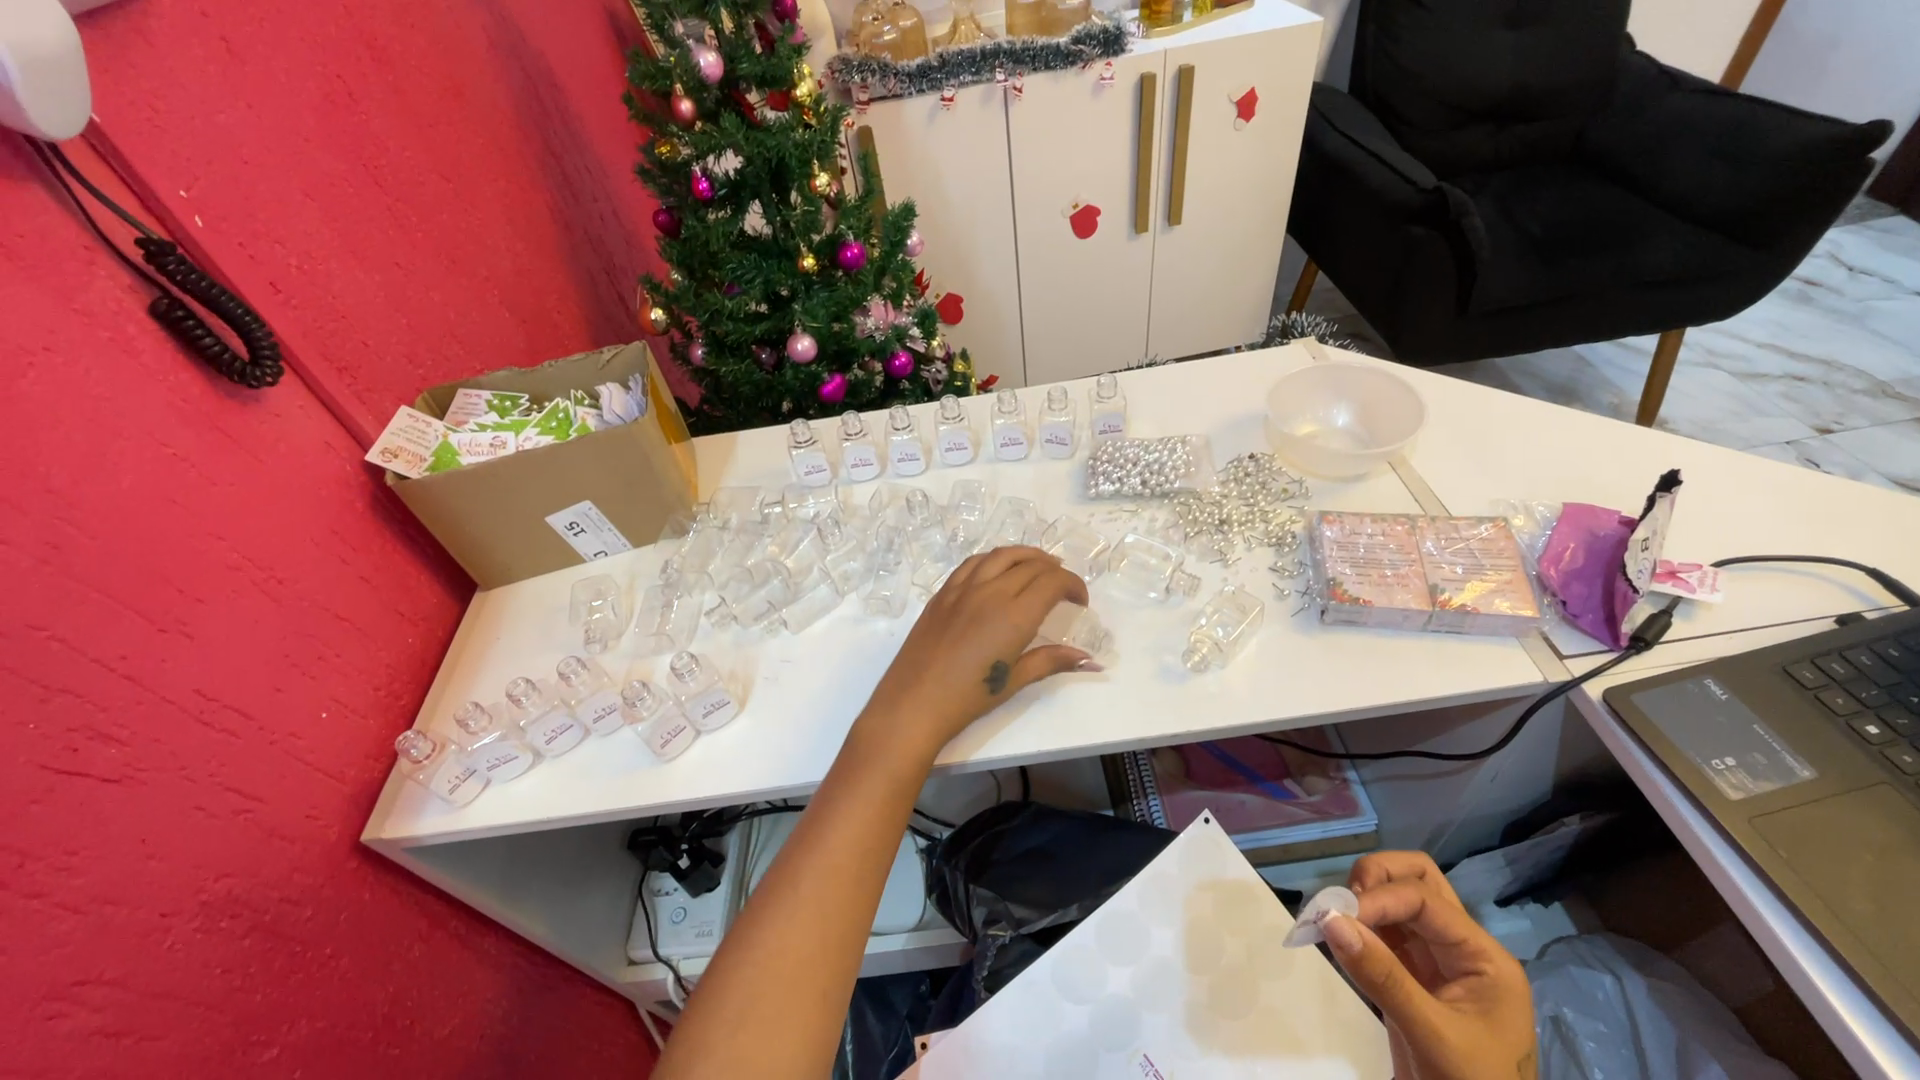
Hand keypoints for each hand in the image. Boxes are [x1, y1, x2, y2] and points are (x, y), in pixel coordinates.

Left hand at [858, 546, 1093, 755]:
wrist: (914, 702)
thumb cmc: (968, 698)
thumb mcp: (1015, 680)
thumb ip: (1052, 661)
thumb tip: (1090, 661)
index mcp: (1014, 615)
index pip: (1053, 582)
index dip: (1073, 585)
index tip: (1080, 602)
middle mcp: (991, 593)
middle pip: (1031, 565)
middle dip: (1055, 571)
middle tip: (1064, 587)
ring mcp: (963, 589)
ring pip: (1001, 555)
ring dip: (1026, 556)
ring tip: (1039, 565)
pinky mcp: (942, 593)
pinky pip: (973, 563)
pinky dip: (994, 559)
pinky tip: (999, 569)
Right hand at [1321, 852, 1536, 1079]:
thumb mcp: (1433, 1036)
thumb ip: (1382, 977)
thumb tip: (1329, 919)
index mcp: (1483, 957)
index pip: (1426, 899)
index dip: (1379, 898)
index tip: (1336, 915)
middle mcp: (1461, 949)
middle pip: (1419, 881)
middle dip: (1376, 879)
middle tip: (1341, 903)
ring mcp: (1435, 963)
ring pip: (1399, 902)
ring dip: (1364, 899)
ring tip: (1333, 919)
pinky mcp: (1410, 979)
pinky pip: (1383, 935)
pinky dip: (1357, 927)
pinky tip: (1335, 937)